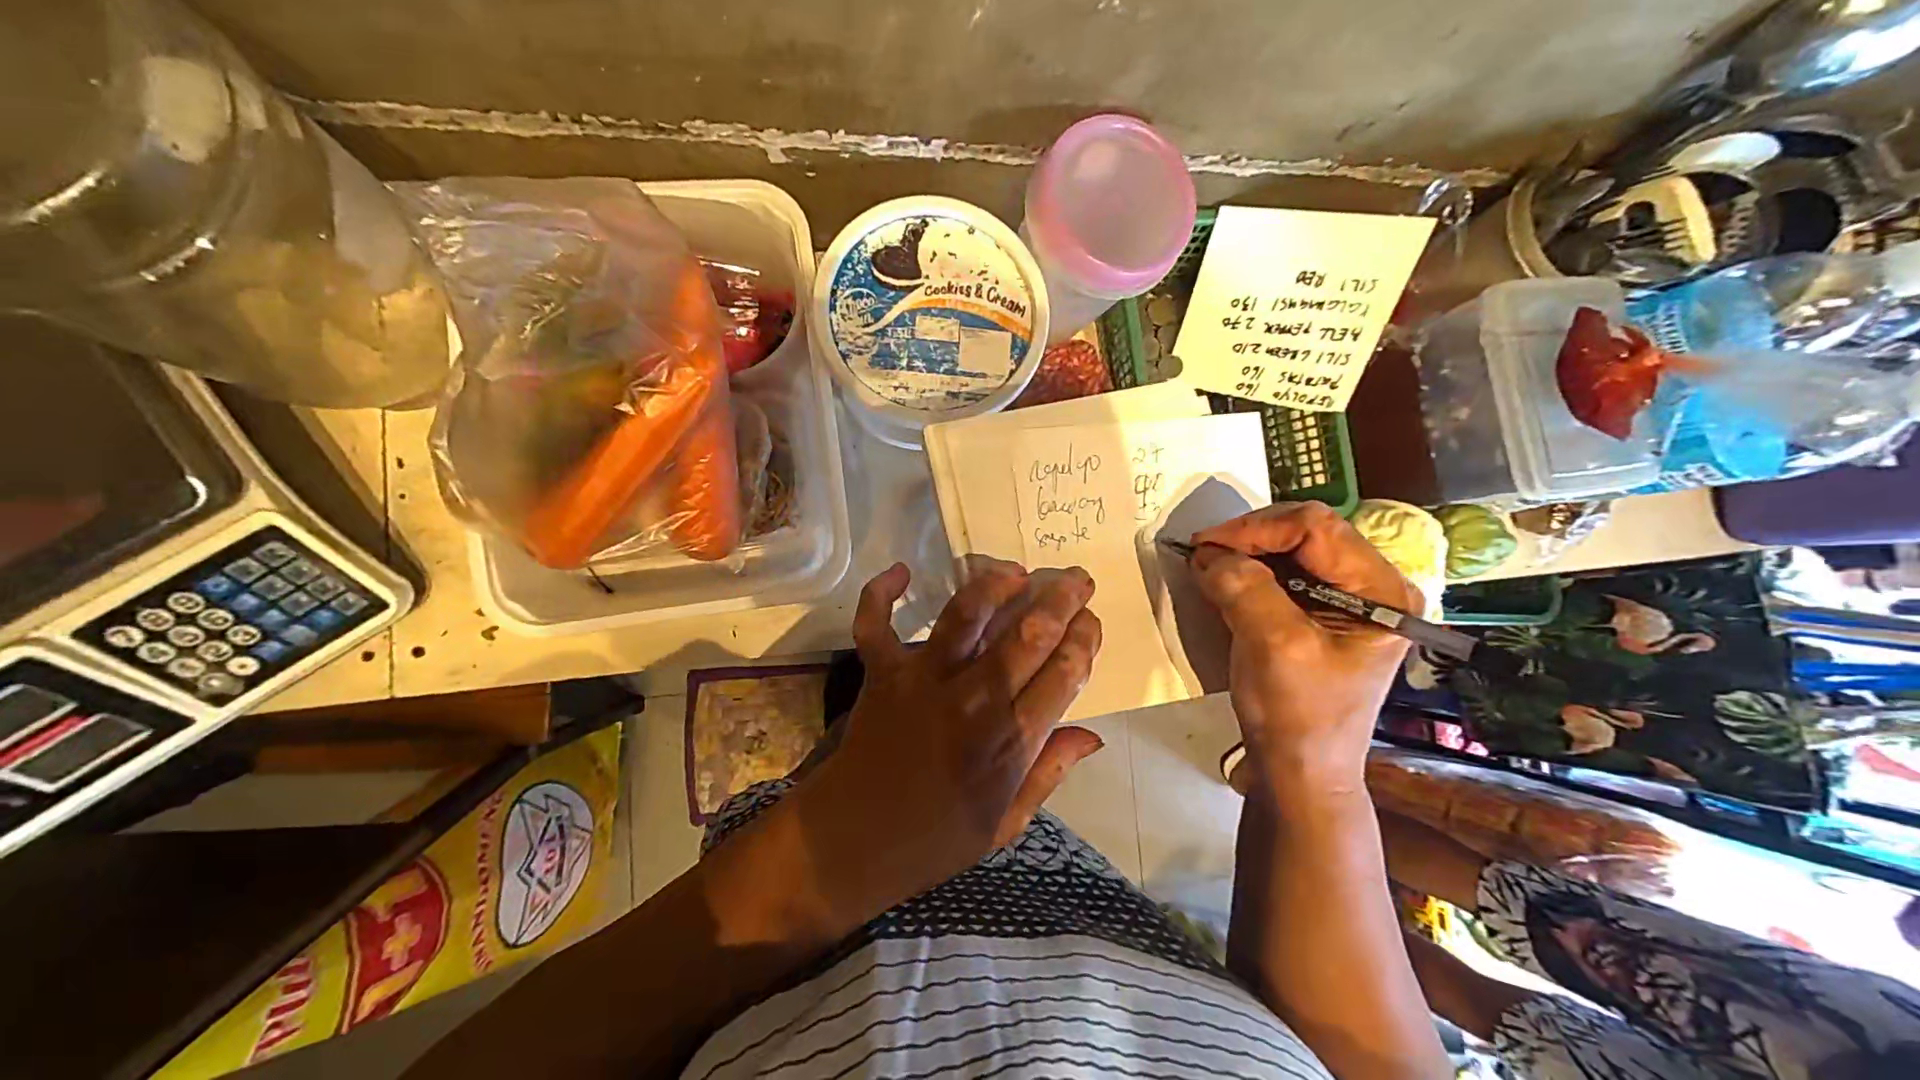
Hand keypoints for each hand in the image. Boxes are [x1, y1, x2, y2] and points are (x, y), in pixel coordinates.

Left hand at [796, 557, 1104, 911]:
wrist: (850, 843)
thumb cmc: (934, 839)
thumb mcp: (1004, 824)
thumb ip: (1049, 773)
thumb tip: (1092, 735)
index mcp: (1010, 740)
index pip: (1063, 672)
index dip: (1084, 639)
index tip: (1091, 621)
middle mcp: (972, 700)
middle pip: (1027, 634)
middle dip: (1060, 599)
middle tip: (1076, 579)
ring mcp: (922, 680)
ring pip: (964, 615)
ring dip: (994, 584)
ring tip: (1015, 570)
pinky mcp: (881, 673)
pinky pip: (876, 624)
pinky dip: (881, 594)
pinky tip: (901, 571)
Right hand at [1189, 502, 1417, 802]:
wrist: (1299, 770)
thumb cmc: (1297, 716)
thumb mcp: (1273, 646)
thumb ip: (1246, 589)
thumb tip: (1208, 553)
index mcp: (1381, 591)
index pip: (1317, 527)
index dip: (1256, 528)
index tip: (1206, 546)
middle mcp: (1371, 585)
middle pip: (1305, 532)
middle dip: (1249, 538)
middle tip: (1203, 556)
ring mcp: (1346, 599)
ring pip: (1289, 548)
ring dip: (1245, 554)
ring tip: (1208, 570)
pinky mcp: (1319, 612)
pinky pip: (1281, 573)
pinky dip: (1247, 572)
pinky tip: (1224, 585)